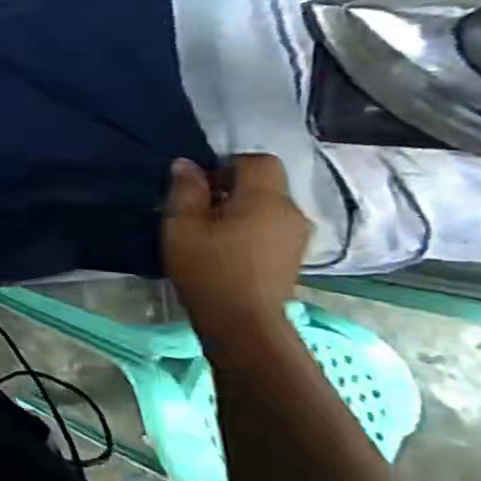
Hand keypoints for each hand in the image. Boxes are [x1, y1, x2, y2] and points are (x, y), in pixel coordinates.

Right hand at [163, 154, 312, 335]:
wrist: (242, 319)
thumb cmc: (207, 268)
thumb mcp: (182, 226)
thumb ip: (186, 191)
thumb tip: (186, 164)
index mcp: (266, 200)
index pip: (257, 161)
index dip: (226, 164)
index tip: (198, 185)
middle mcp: (291, 211)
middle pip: (265, 183)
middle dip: (231, 187)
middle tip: (196, 209)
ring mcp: (298, 233)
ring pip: (268, 204)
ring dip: (239, 207)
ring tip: (208, 230)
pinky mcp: (294, 252)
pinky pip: (272, 223)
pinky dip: (250, 225)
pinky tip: (226, 245)